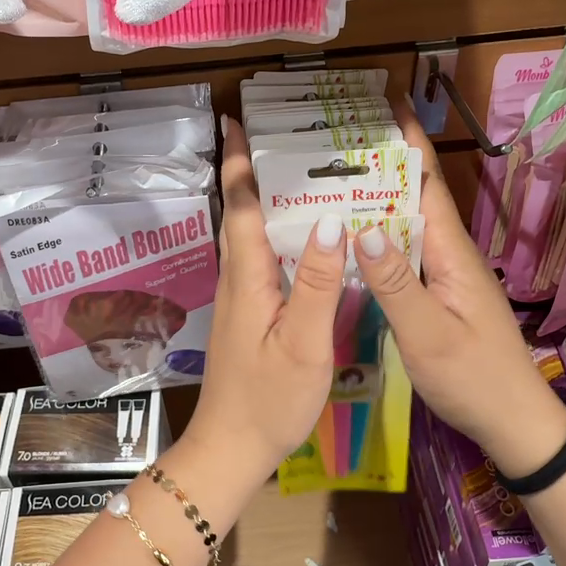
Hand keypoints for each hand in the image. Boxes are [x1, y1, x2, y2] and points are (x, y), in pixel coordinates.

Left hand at [184, 117, 346, 479]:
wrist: (233, 447)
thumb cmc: (269, 399)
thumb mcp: (304, 343)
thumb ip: (318, 283)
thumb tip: (332, 218)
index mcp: (248, 275)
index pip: (239, 204)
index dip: (238, 160)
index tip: (237, 118)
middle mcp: (238, 276)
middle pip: (239, 210)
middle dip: (249, 167)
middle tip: (279, 130)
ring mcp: (240, 295)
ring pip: (248, 232)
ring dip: (261, 196)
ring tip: (296, 167)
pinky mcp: (248, 311)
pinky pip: (259, 255)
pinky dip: (274, 230)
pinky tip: (303, 233)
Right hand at [352, 103, 565, 475]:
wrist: (513, 423)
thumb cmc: (473, 378)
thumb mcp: (428, 334)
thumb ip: (396, 284)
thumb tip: (361, 225)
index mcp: (451, 253)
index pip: (426, 184)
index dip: (408, 142)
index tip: (385, 104)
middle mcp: (449, 254)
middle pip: (413, 197)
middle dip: (380, 163)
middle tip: (333, 139)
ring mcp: (444, 275)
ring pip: (405, 225)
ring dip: (375, 198)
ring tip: (329, 179)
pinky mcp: (437, 295)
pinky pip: (402, 253)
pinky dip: (376, 236)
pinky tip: (348, 240)